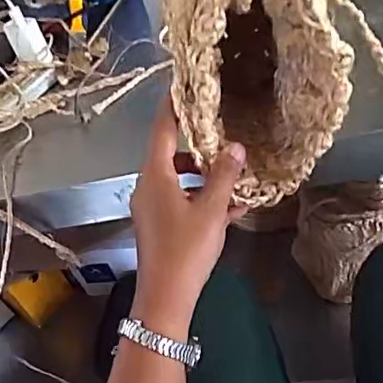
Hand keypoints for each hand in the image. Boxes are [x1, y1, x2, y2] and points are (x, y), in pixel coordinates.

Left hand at [129, 100, 244, 338]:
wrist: (166, 298)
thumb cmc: (186, 250)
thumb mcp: (212, 210)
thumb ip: (224, 175)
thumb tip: (235, 147)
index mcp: (155, 176)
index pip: (162, 129)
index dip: (173, 105)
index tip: (183, 85)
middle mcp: (147, 187)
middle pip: (172, 155)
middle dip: (199, 147)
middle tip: (225, 137)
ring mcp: (151, 208)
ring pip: (179, 181)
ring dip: (205, 178)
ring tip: (235, 179)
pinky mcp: (158, 226)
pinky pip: (181, 202)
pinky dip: (201, 200)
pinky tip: (232, 208)